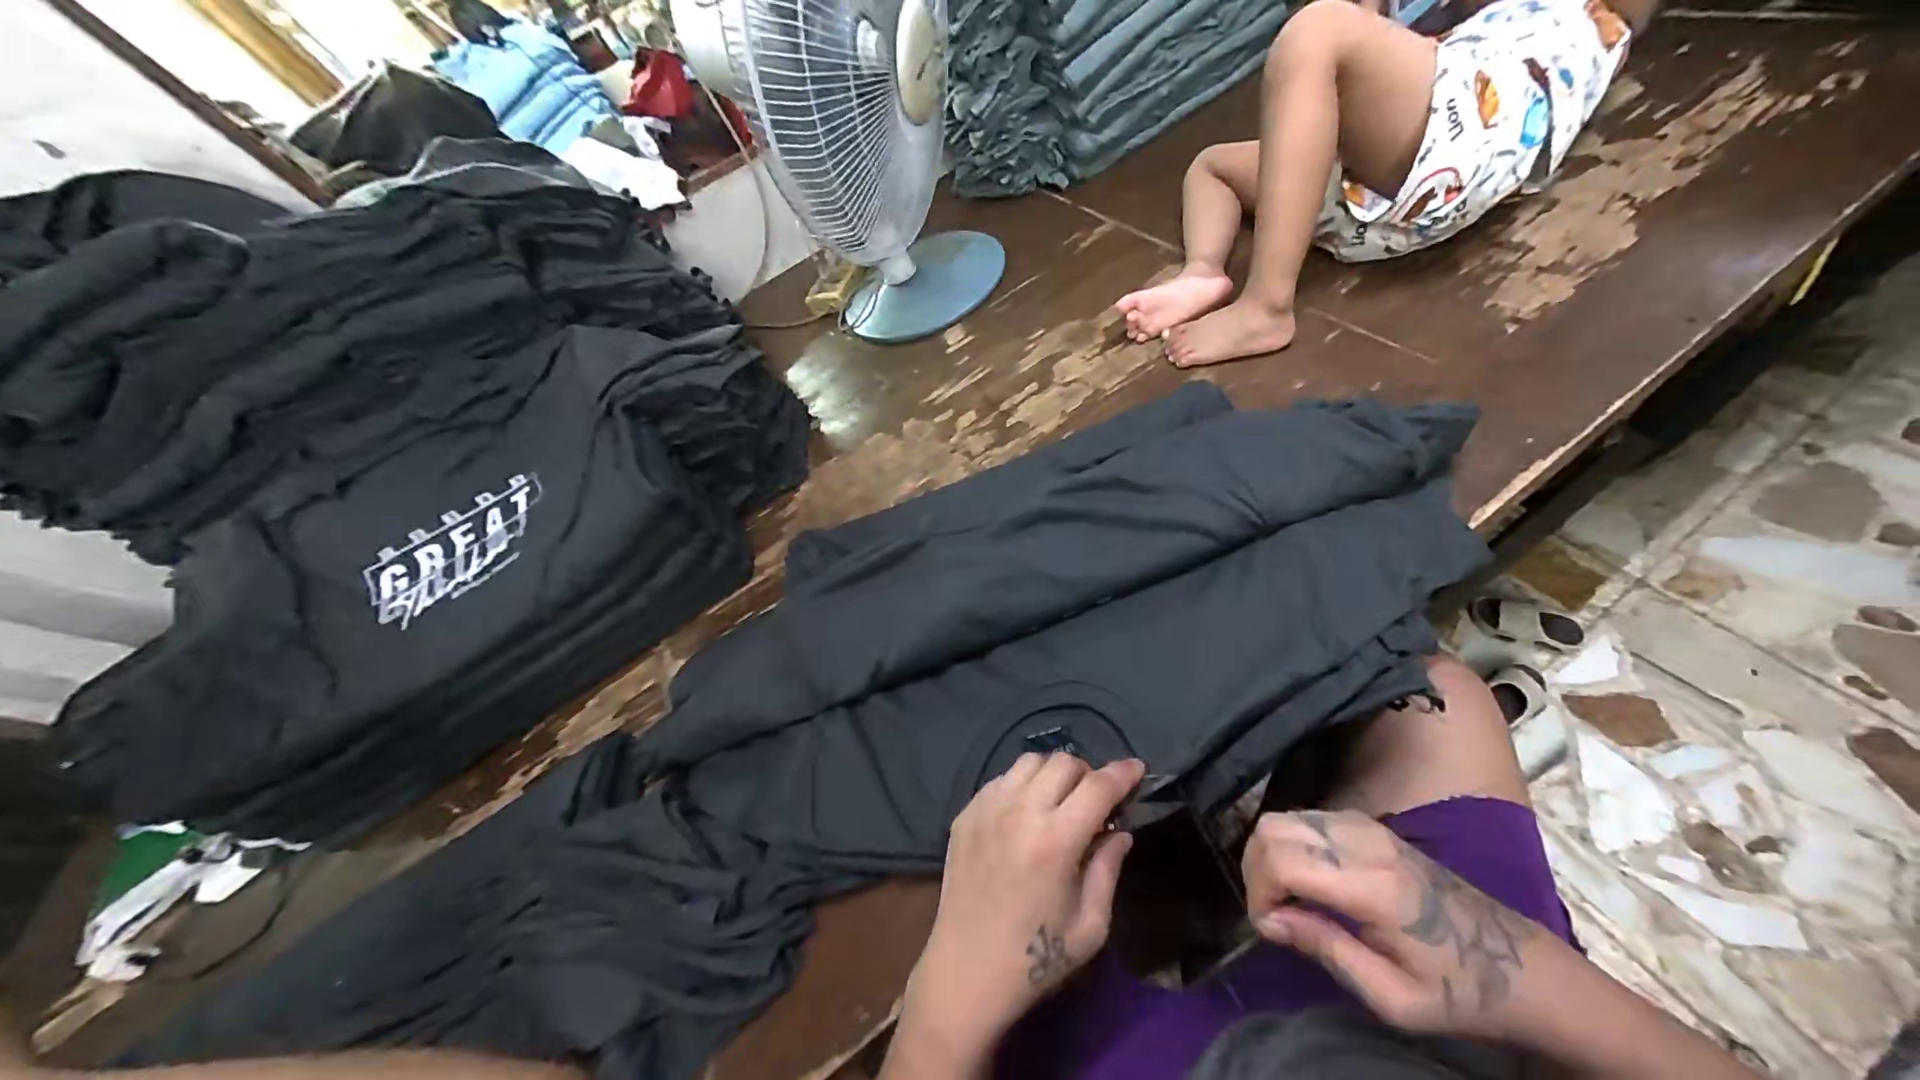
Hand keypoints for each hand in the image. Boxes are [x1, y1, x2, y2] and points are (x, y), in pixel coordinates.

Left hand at [904, 754, 1144, 1056]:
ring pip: (1029, 761)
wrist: (967, 971)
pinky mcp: (965, 814)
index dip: (1123, 773)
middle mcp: (1019, 811)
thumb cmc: (1036, 958)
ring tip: (1059, 801)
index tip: (1137, 768)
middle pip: (1063, 762)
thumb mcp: (1091, 924)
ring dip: (1053, 773)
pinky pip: (1001, 779)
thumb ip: (1108, 868)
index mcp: (1055, 840)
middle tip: (1095, 800)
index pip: (1098, 786)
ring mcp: (987, 808)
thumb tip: (1120, 831)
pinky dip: (1021, 784)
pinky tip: (1025, 813)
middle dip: (1088, 774)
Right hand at [1242, 810, 1559, 1040]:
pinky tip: (1308, 880)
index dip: (1259, 892)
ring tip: (1287, 898)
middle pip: (1272, 827)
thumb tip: (1269, 921)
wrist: (1523, 967)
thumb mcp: (1393, 997)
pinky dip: (1289, 844)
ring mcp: (1367, 827)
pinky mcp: (1369, 824)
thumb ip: (1326, 949)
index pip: (1281, 860)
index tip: (1270, 927)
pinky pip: (1305, 818)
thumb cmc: (1460, 992)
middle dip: (1255, 868)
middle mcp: (1364, 842)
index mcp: (1373, 886)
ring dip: (1269, 855)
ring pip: (1283, 817)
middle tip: (1272, 911)